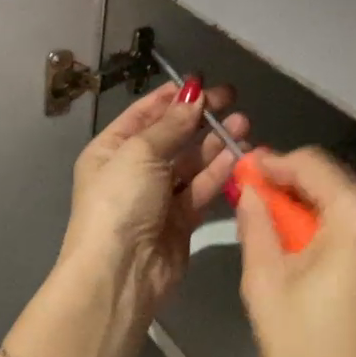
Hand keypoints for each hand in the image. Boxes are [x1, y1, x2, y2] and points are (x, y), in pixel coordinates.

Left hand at [61, 80, 249, 317]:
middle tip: (233, 99)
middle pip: (172, 136)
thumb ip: (171, 124)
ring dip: (215, 143)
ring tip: (244, 123)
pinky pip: (201, 189)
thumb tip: (194, 94)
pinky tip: (239, 155)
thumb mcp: (140, 153)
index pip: (144, 114)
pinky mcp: (181, 222)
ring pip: (191, 163)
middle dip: (200, 118)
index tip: (204, 82)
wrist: (119, 274)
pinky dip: (219, 172)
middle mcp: (132, 170)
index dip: (173, 97)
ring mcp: (157, 197)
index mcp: (111, 149)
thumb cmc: (120, 202)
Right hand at [235, 148, 355, 356]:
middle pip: (345, 185)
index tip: (249, 171)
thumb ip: (258, 224)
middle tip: (264, 207)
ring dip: (329, 216)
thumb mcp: (266, 286)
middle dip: (302, 191)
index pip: (315, 164)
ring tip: (294, 243)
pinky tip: (330, 271)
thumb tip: (252, 191)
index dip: (276, 163)